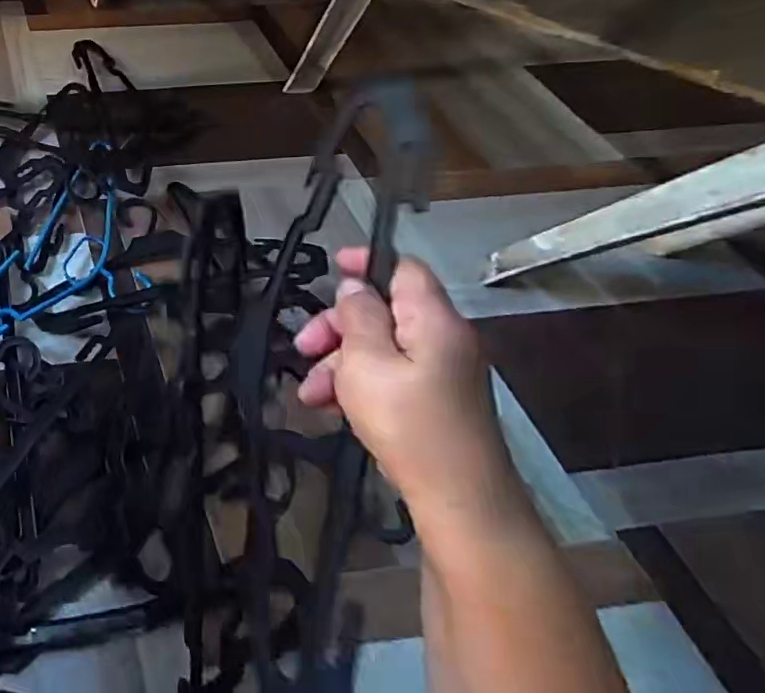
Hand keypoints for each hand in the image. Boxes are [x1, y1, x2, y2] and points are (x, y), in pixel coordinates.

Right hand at [294, 248, 517, 531]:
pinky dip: (358, 383)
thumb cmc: (408, 424)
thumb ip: (358, 316)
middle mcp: (444, 339)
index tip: (333, 267)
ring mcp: (441, 372)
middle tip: (304, 346)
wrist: (460, 503)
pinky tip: (329, 406)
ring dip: (339, 362)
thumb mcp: (367, 363)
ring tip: (309, 393)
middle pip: (384, 310)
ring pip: (379, 346)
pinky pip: (389, 375)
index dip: (367, 261)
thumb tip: (355, 287)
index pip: (405, 268)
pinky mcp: (434, 400)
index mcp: (434, 321)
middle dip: (338, 326)